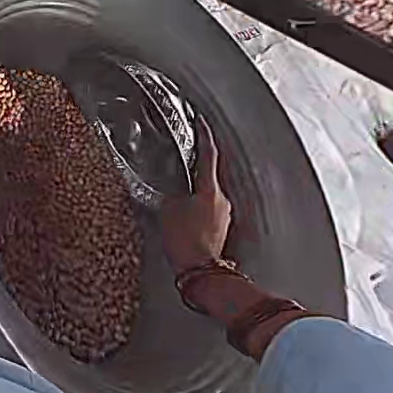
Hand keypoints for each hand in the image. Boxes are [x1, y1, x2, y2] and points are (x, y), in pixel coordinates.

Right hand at [161, 117, 230, 274]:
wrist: (199, 270)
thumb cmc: (184, 239)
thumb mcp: (168, 209)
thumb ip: (173, 194)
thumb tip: (176, 191)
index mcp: (210, 190)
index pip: (208, 156)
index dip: (205, 136)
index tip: (202, 121)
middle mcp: (222, 201)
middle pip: (208, 176)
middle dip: (194, 170)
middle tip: (181, 164)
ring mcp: (223, 216)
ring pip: (207, 195)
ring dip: (193, 194)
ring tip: (176, 199)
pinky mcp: (220, 229)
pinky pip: (207, 211)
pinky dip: (195, 209)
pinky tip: (183, 217)